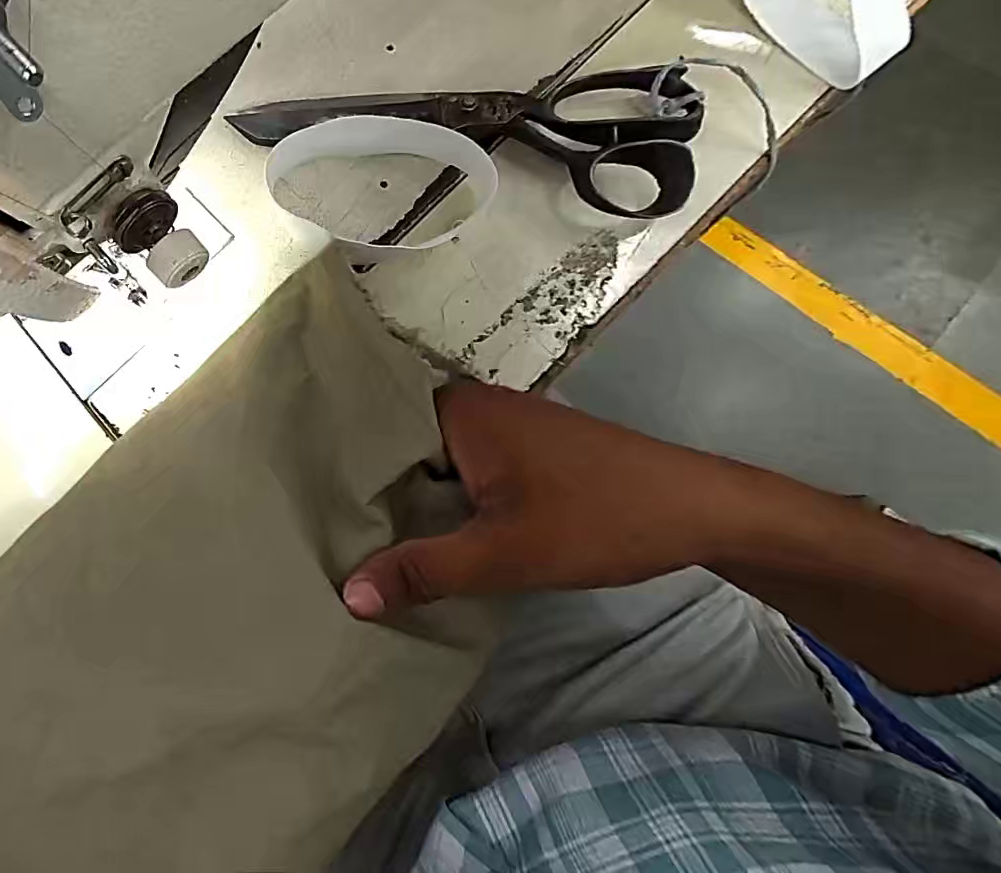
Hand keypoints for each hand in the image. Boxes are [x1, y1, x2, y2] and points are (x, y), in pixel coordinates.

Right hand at [340, 382, 1000, 695]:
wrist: (694, 506)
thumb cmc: (598, 517)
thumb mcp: (506, 553)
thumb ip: (426, 571)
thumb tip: (349, 595)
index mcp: (456, 409)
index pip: (375, 428)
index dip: (341, 469)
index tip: (305, 503)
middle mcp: (469, 404)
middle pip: (400, 445)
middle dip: (370, 488)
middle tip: (320, 528)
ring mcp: (498, 424)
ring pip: (431, 459)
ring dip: (408, 496)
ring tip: (358, 536)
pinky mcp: (519, 447)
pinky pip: (459, 466)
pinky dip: (441, 496)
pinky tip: (424, 531)